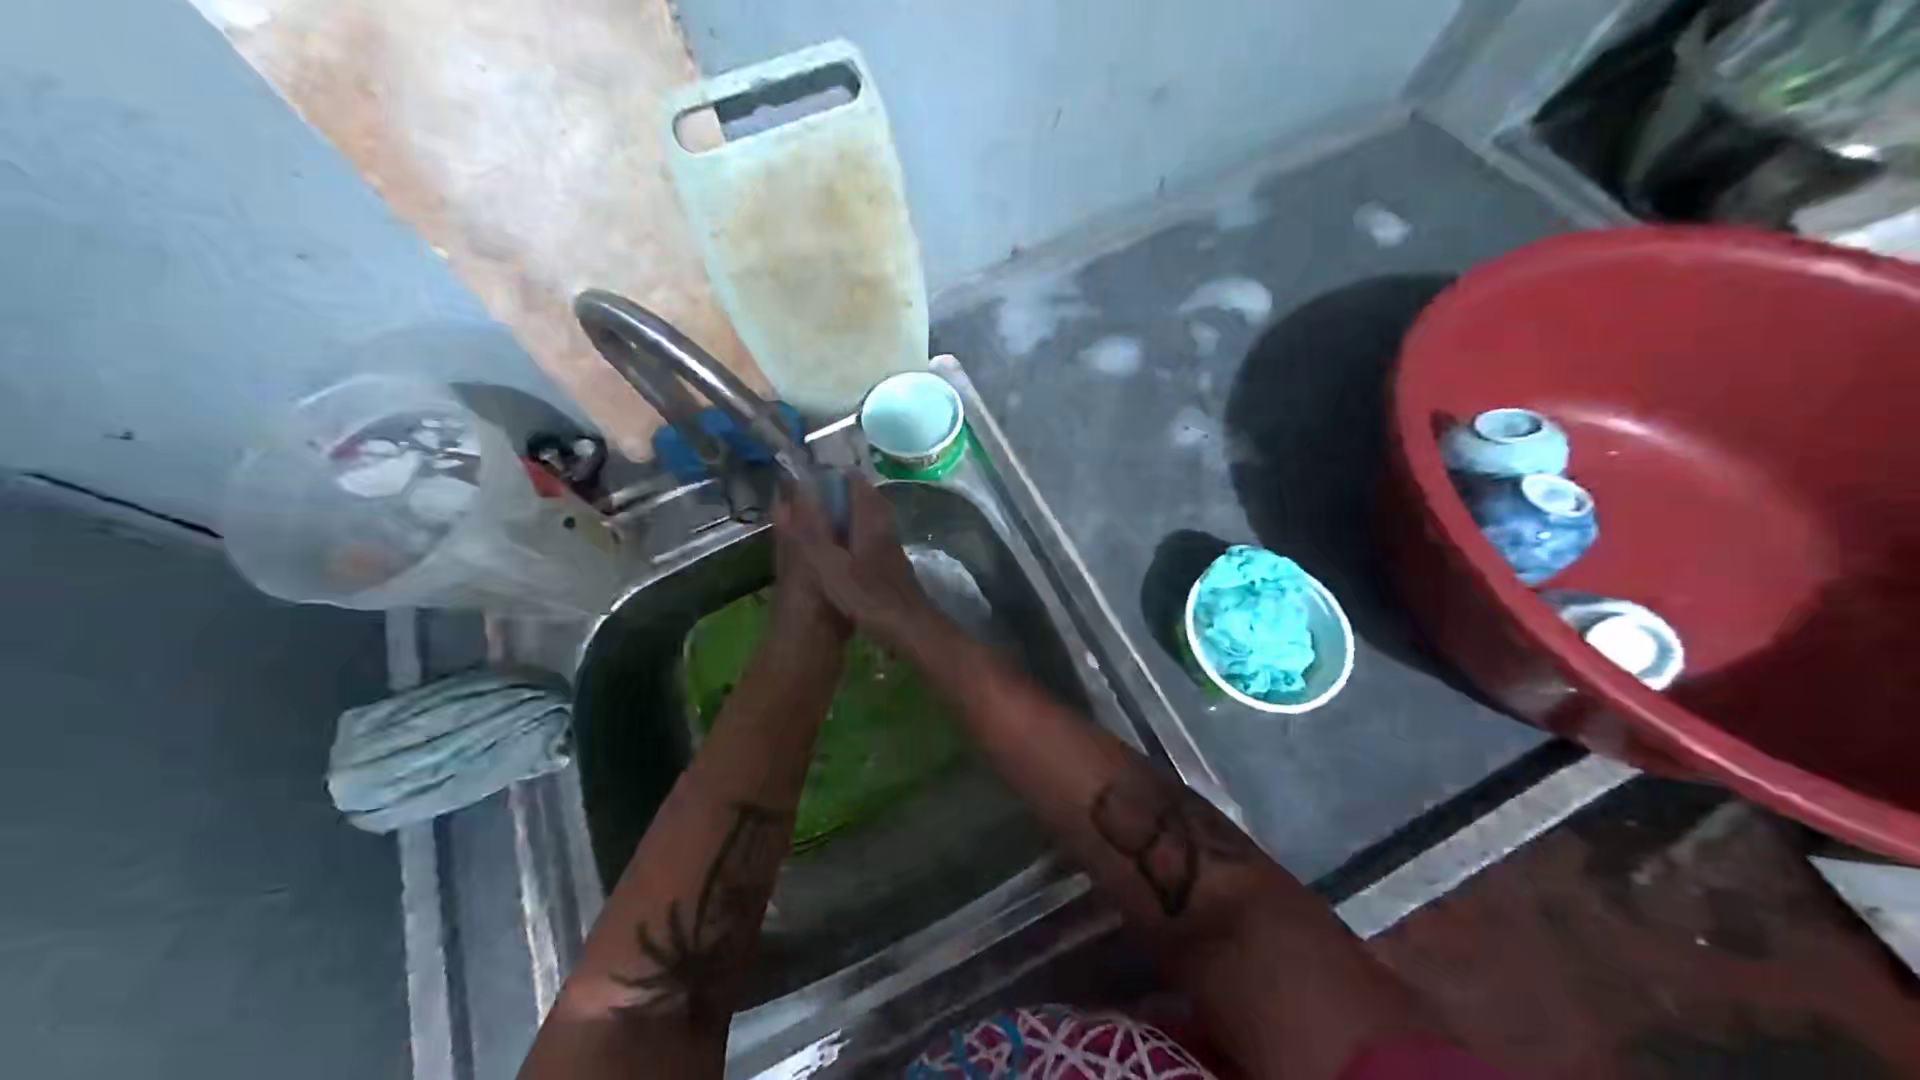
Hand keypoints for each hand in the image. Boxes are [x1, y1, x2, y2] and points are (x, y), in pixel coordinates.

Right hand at [772, 476, 945, 651]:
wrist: (911, 628)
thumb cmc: (870, 598)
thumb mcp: (831, 569)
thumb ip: (811, 536)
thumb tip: (789, 503)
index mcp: (870, 525)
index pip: (859, 487)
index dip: (841, 476)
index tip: (821, 471)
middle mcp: (885, 531)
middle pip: (870, 502)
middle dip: (849, 493)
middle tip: (826, 492)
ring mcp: (893, 550)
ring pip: (875, 522)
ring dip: (856, 514)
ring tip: (833, 518)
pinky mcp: (894, 568)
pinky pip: (876, 540)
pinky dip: (861, 536)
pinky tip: (849, 550)